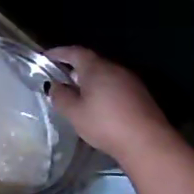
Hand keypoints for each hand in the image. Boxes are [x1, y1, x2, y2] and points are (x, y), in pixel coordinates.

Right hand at [47, 47, 179, 163]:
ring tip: (78, 93)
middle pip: (91, 62)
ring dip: (90, 80)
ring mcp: (130, 80)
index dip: (59, 52)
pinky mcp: (140, 94)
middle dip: (74, 67)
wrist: (147, 141)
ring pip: (105, 74)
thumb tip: (54, 85)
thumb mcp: (74, 113)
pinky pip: (115, 84)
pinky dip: (102, 89)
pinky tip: (98, 104)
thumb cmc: (105, 124)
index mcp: (96, 68)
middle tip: (60, 77)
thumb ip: (61, 97)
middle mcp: (115, 68)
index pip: (75, 52)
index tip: (46, 56)